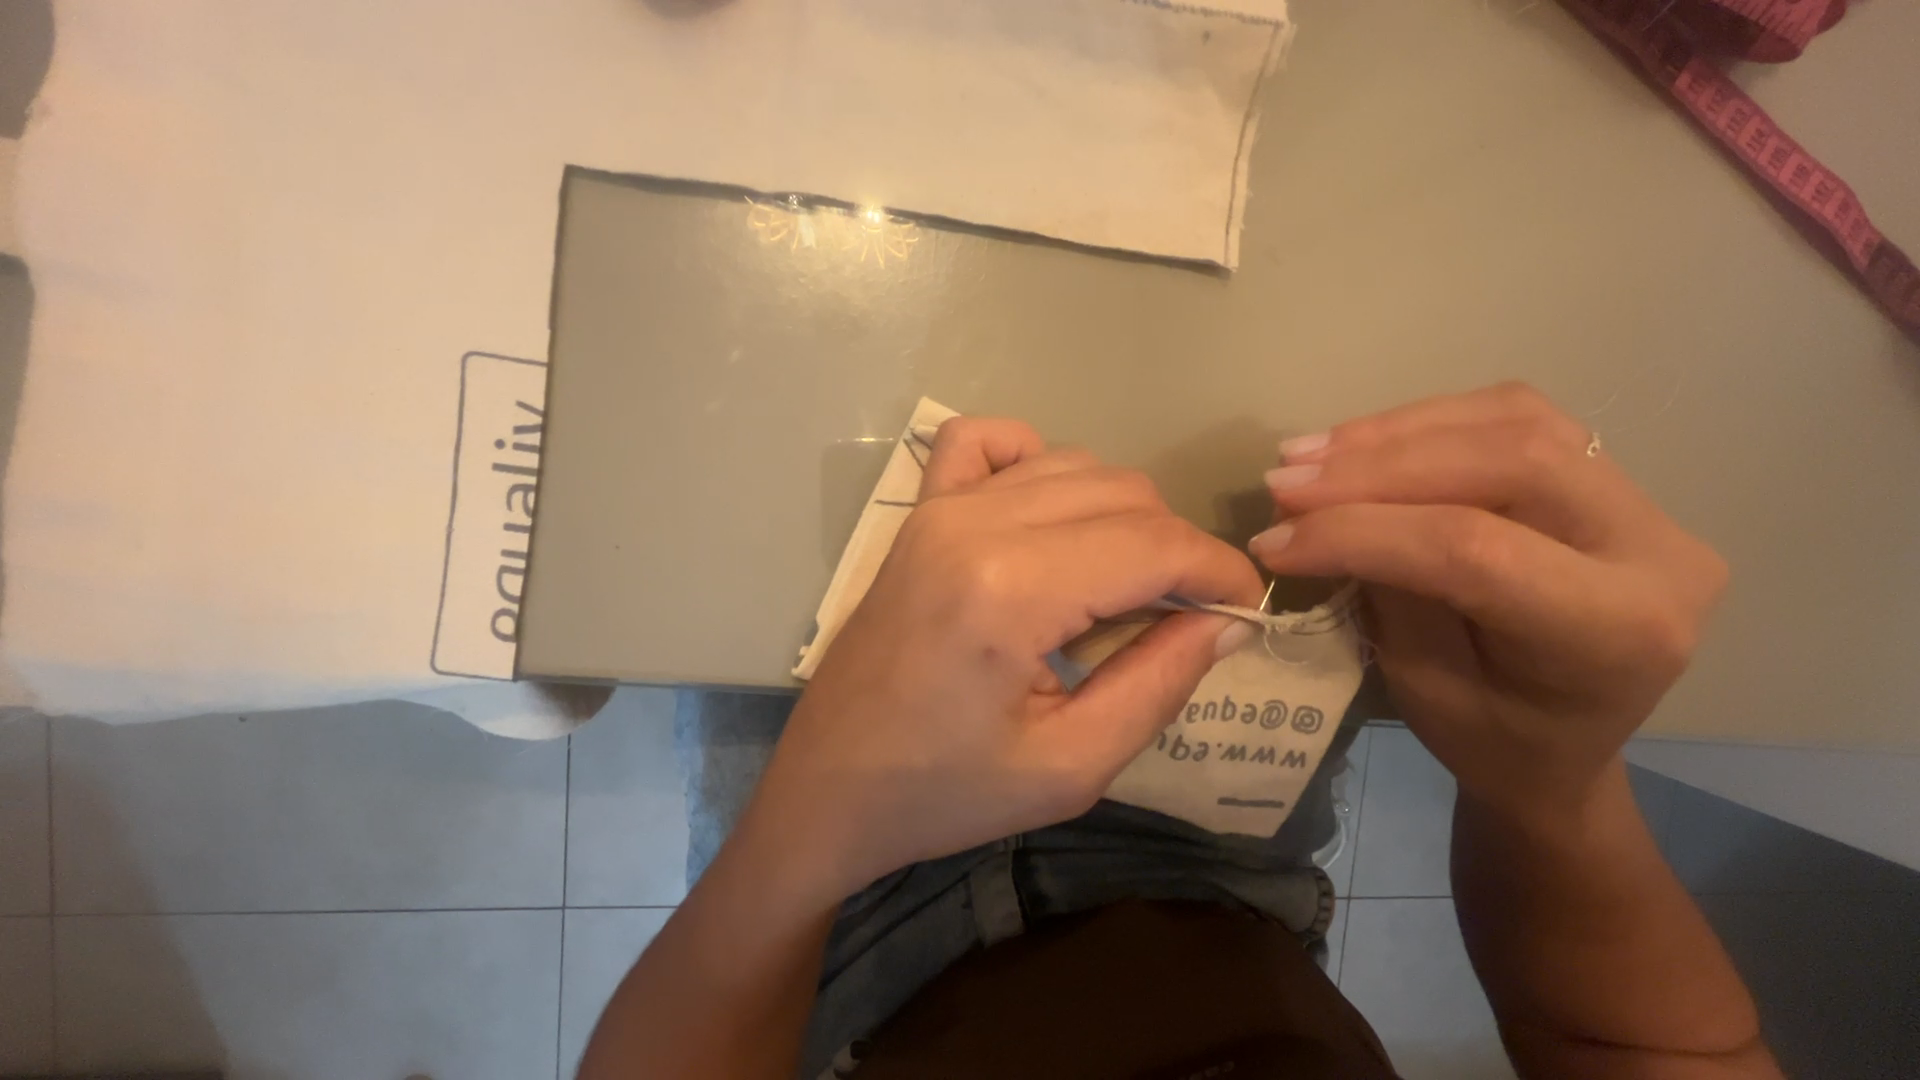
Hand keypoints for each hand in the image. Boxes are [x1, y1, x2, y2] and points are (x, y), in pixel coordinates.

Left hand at [748, 417, 1263, 898]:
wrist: (829, 787)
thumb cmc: (944, 792)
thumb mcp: (1070, 767)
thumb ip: (1158, 684)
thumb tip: (1224, 622)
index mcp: (1012, 588)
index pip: (1154, 543)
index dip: (1219, 570)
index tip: (1247, 611)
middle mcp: (975, 523)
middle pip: (1123, 493)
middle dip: (1176, 549)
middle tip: (1186, 616)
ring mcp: (937, 508)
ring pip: (1071, 464)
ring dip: (1121, 514)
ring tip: (1125, 585)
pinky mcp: (916, 514)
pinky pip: (984, 442)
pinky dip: (1035, 460)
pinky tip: (1049, 514)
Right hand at [1251, 383, 1727, 823]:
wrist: (1559, 741)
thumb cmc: (1489, 736)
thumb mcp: (1424, 685)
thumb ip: (1386, 590)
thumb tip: (1312, 516)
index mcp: (1618, 630)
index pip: (1474, 550)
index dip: (1359, 533)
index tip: (1272, 542)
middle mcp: (1655, 549)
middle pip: (1507, 462)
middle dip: (1373, 469)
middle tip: (1283, 486)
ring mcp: (1641, 501)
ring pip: (1510, 421)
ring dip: (1390, 435)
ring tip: (1303, 456)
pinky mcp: (1606, 474)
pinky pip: (1511, 415)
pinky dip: (1420, 423)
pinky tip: (1356, 443)